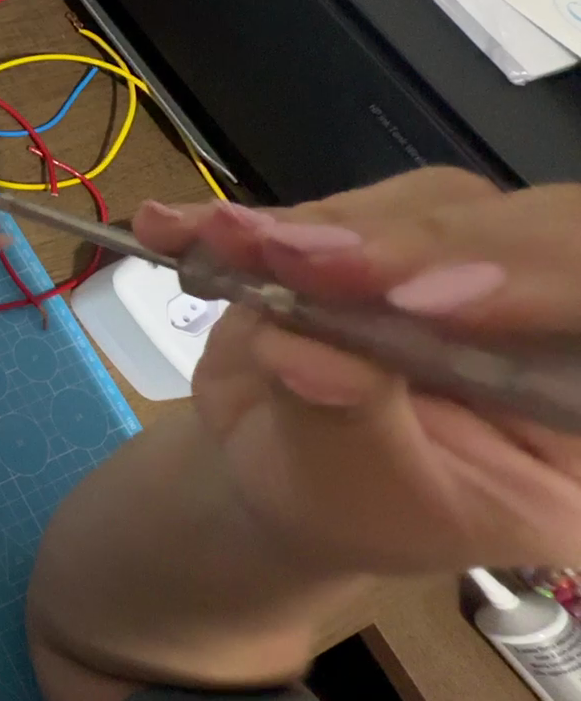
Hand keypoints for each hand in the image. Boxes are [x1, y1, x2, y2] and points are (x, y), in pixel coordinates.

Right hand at [134, 169, 580, 572]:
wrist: (268, 464)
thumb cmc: (335, 504)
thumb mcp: (358, 490)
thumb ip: (348, 420)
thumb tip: (306, 357)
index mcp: (579, 395)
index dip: (533, 280)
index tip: (409, 300)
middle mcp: (539, 315)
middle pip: (519, 234)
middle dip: (399, 240)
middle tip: (289, 257)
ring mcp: (446, 266)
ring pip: (409, 207)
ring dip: (301, 222)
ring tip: (213, 239)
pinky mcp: (355, 241)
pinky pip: (311, 211)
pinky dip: (235, 218)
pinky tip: (171, 227)